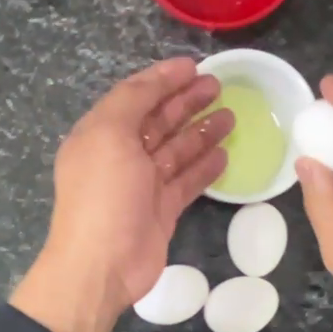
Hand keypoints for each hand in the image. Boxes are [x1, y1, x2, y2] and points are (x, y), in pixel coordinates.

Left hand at [11, 58, 234, 331]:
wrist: (102, 265)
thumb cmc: (102, 195)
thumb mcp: (109, 134)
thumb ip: (132, 100)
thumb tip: (158, 79)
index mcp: (100, 134)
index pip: (135, 97)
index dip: (163, 79)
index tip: (195, 66)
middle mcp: (120, 156)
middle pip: (158, 121)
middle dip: (187, 102)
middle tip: (219, 86)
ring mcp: (142, 186)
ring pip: (176, 151)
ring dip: (201, 132)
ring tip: (231, 116)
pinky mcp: (161, 211)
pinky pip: (185, 182)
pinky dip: (204, 168)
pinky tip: (224, 154)